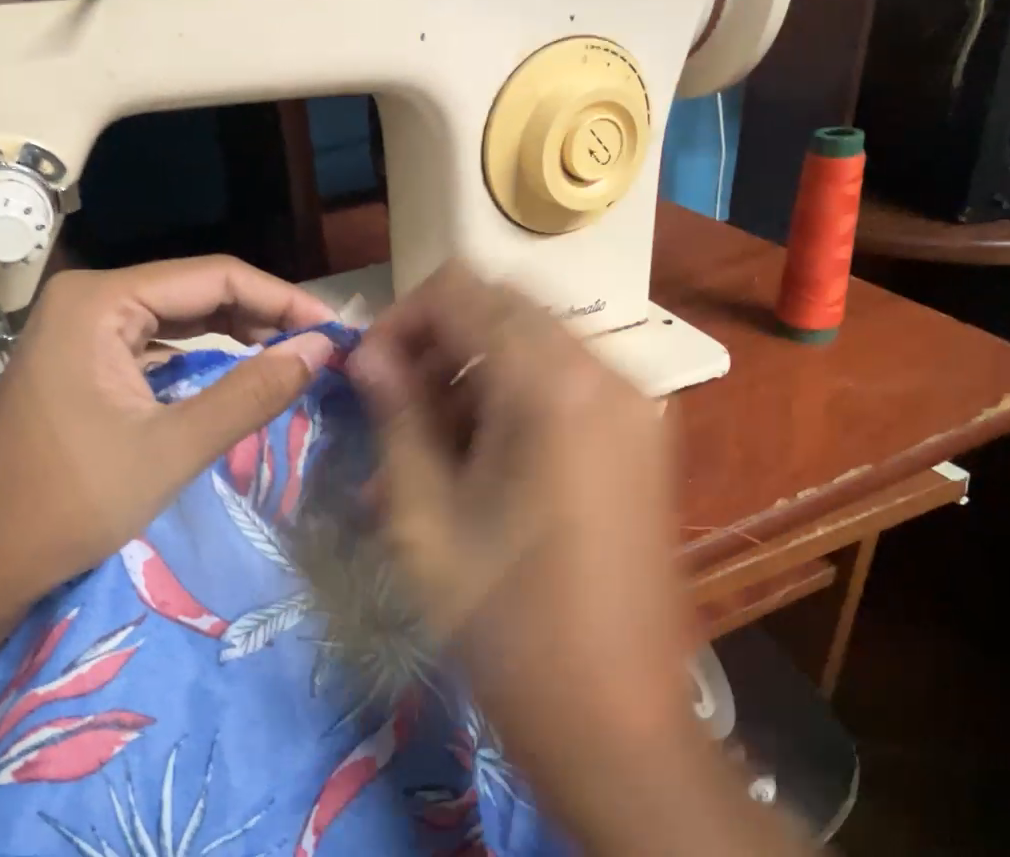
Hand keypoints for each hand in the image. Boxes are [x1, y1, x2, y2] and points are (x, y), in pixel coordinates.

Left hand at [0, 257, 335, 605]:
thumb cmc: (71, 502)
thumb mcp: (174, 447)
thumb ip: (252, 393)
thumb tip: (320, 349)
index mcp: (100, 301)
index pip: (214, 278)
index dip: (282, 299)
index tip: (333, 330)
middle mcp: (88, 299)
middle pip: (196, 290)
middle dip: (262, 315)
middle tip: (319, 347)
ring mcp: (79, 328)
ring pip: (177, 316)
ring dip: (235, 333)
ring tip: (291, 357)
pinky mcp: (81, 360)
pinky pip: (155, 343)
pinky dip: (201, 355)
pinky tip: (238, 372)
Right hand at [349, 263, 685, 749]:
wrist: (616, 720)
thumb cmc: (506, 627)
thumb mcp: (424, 519)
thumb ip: (397, 417)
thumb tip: (368, 357)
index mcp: (551, 384)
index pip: (461, 290)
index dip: (400, 320)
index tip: (367, 376)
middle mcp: (607, 371)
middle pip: (501, 307)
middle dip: (436, 344)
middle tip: (393, 410)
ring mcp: (635, 403)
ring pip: (533, 341)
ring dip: (472, 371)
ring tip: (428, 444)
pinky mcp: (642, 436)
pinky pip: (565, 381)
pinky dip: (513, 396)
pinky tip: (480, 458)